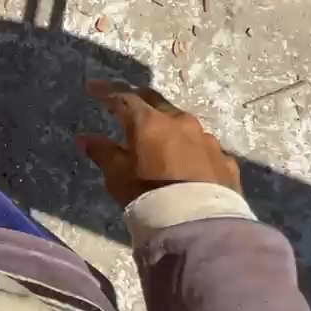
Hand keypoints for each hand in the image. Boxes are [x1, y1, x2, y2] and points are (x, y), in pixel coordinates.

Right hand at [76, 80, 239, 206]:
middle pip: (156, 102)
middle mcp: (180, 123)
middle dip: (138, 100)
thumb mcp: (117, 175)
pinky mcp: (226, 160)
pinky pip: (202, 147)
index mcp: (149, 122)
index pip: (123, 97)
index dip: (105, 91)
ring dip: (167, 125)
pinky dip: (188, 148)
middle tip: (125, 104)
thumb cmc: (149, 193)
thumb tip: (84, 138)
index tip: (92, 87)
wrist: (199, 223)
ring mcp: (207, 140)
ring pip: (182, 124)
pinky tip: (185, 161)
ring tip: (157, 137)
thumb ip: (102, 152)